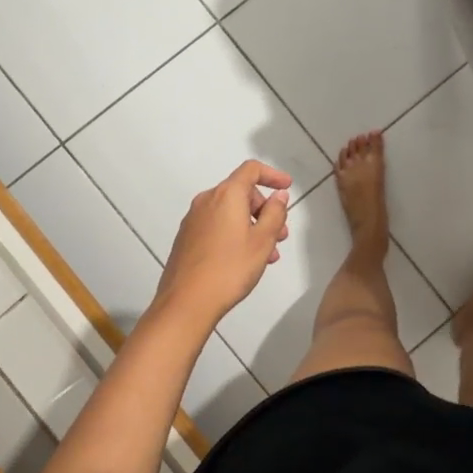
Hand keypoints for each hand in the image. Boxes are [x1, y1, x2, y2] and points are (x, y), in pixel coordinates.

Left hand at [155, 161, 292, 327]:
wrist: (185, 303)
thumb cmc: (230, 269)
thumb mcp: (262, 241)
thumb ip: (275, 213)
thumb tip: (279, 195)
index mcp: (226, 195)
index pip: (251, 170)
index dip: (272, 174)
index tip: (287, 187)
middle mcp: (206, 200)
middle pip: (241, 192)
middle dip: (264, 209)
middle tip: (280, 234)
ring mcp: (193, 220)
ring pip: (229, 212)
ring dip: (251, 226)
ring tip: (267, 254)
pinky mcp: (186, 238)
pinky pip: (216, 226)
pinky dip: (234, 233)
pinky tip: (243, 260)